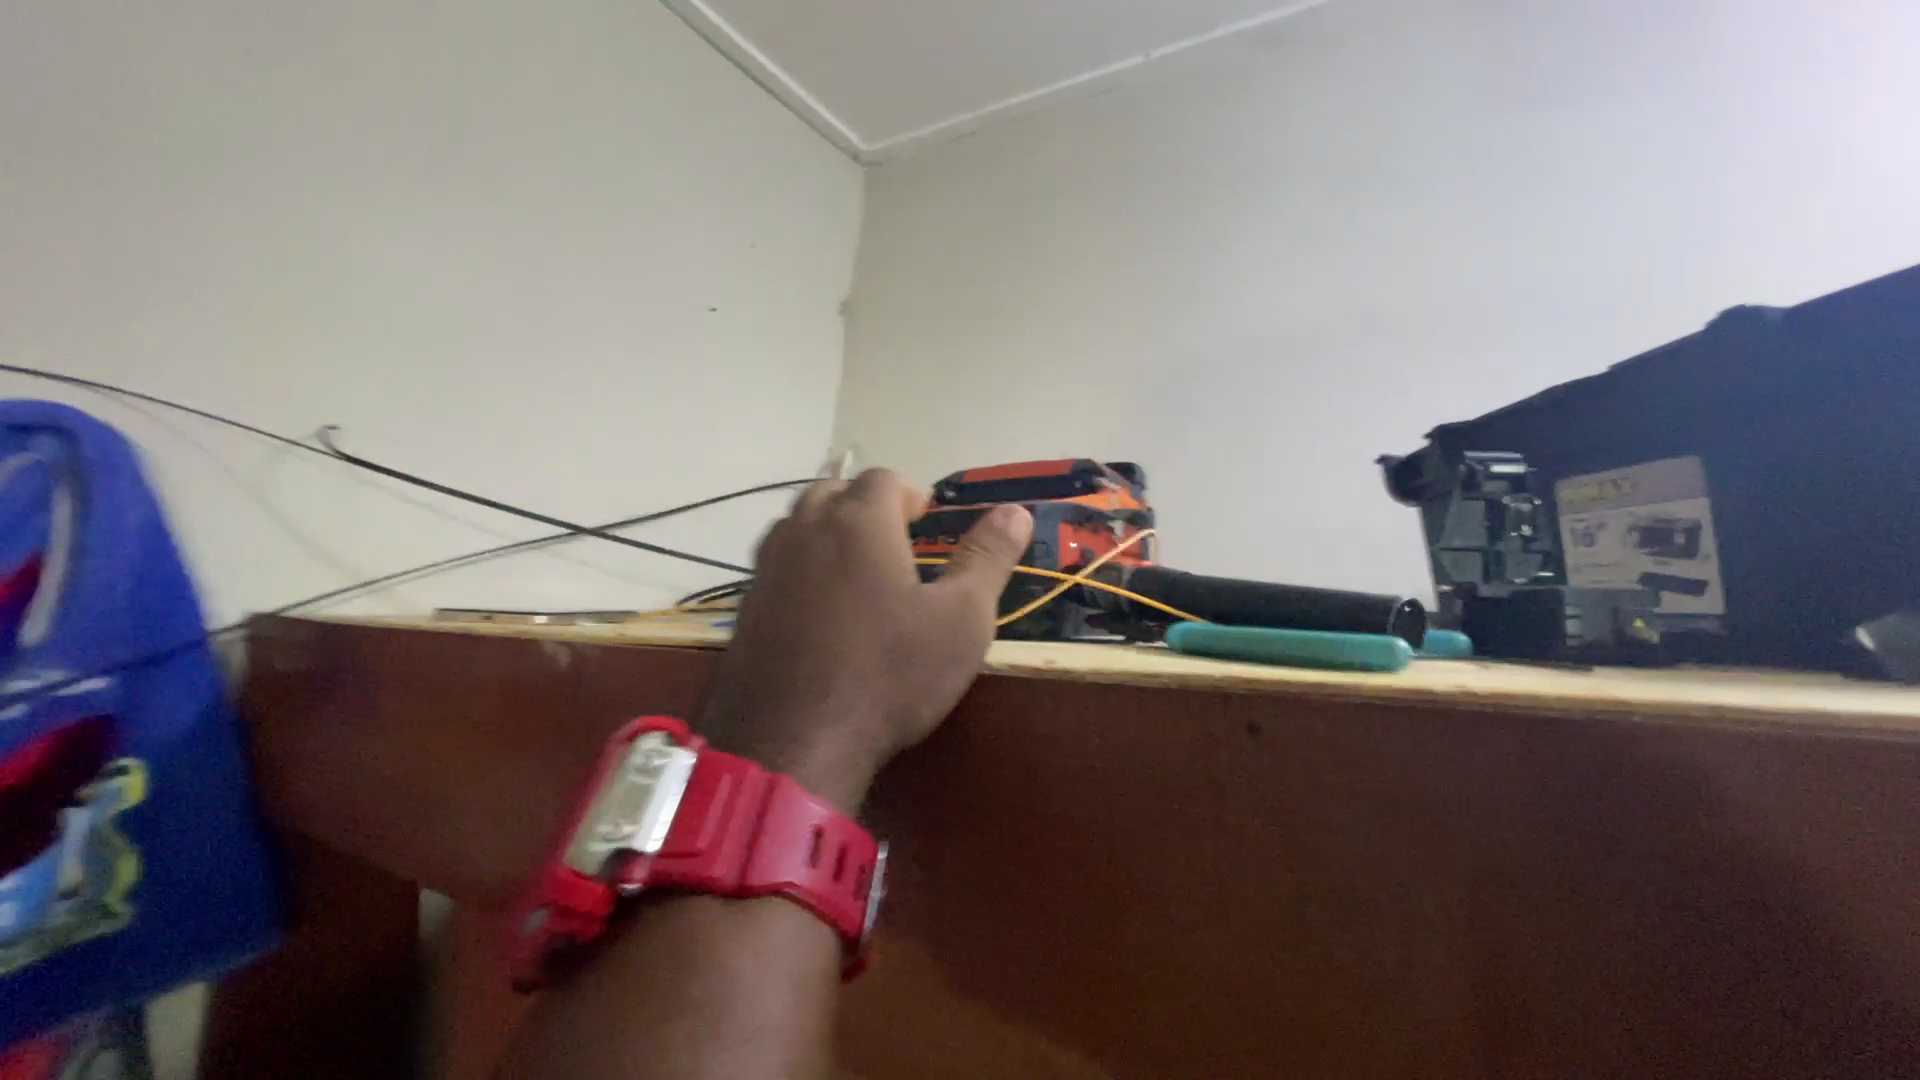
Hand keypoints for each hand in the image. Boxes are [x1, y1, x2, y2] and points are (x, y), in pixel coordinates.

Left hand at [697, 468, 1032, 810]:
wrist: (794, 743)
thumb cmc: (890, 675)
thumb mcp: (962, 619)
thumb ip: (988, 559)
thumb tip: (1015, 510)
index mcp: (859, 522)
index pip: (883, 479)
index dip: (910, 494)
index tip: (926, 522)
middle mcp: (805, 531)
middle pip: (833, 492)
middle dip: (865, 505)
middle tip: (894, 541)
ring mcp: (766, 569)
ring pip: (797, 525)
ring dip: (827, 531)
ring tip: (856, 570)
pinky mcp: (744, 608)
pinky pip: (775, 566)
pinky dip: (800, 568)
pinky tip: (819, 610)